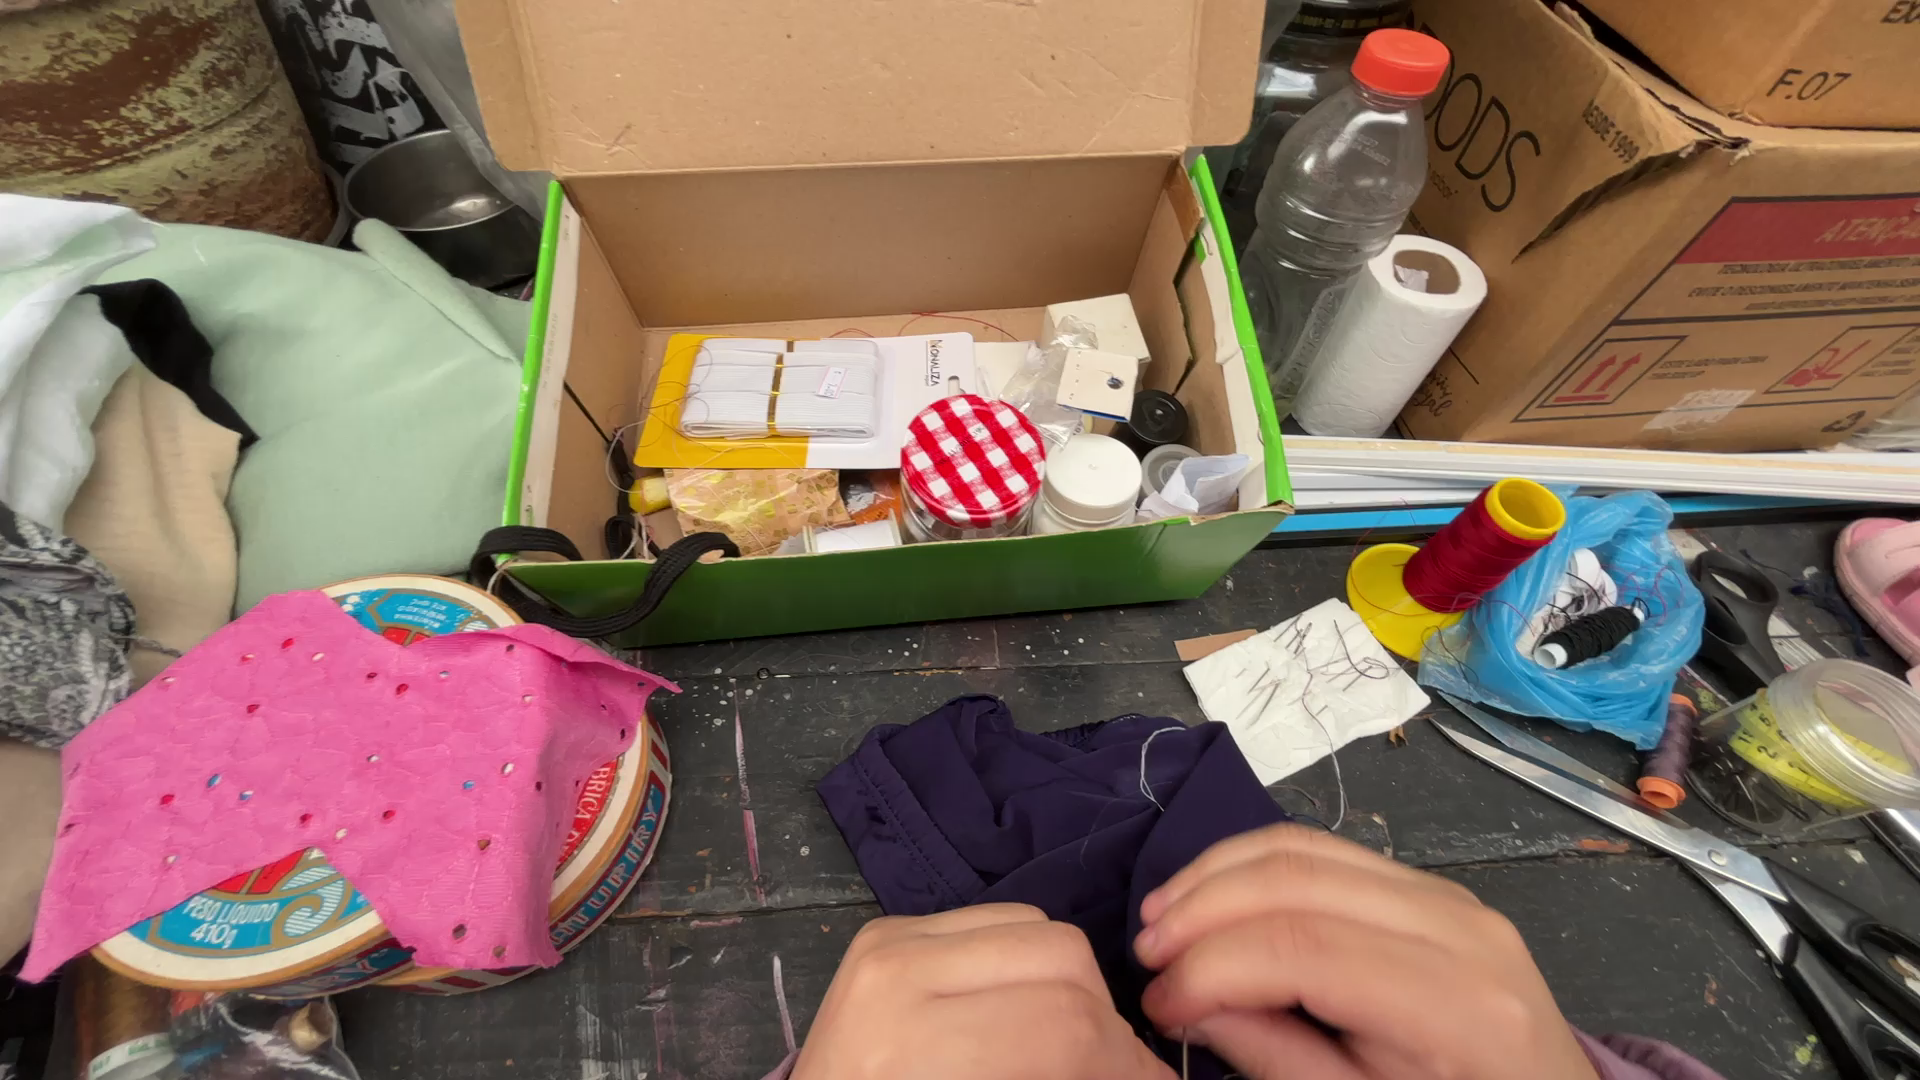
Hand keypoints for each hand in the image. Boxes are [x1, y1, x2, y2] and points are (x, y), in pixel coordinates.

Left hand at [794, 904, 1174, 1079]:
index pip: (1063, 1022)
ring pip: (1032, 922)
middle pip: (1057, 952)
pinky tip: (1018, 1008)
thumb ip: (1065, 1078)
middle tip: (1117, 1069)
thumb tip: (1146, 1077)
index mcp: (914, 1046)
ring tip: (1070, 1038)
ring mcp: (888, 936)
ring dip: (1069, 983)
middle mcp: (899, 969)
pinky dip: (1023, 962)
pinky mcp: (886, 926)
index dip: (1129, 1064)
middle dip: (1107, 1017)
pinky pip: (990, 919)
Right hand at [1133, 825, 1598, 1079]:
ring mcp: (1442, 890)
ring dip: (1213, 872)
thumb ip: (1273, 1055)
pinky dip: (1247, 862)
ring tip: (1159, 912)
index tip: (1155, 1000)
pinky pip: (1315, 846)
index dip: (1212, 967)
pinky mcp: (1419, 882)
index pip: (1304, 950)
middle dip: (1201, 907)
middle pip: (1295, 879)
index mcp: (1461, 1004)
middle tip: (1143, 949)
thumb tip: (1182, 1000)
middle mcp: (1456, 923)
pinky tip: (1208, 888)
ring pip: (1297, 844)